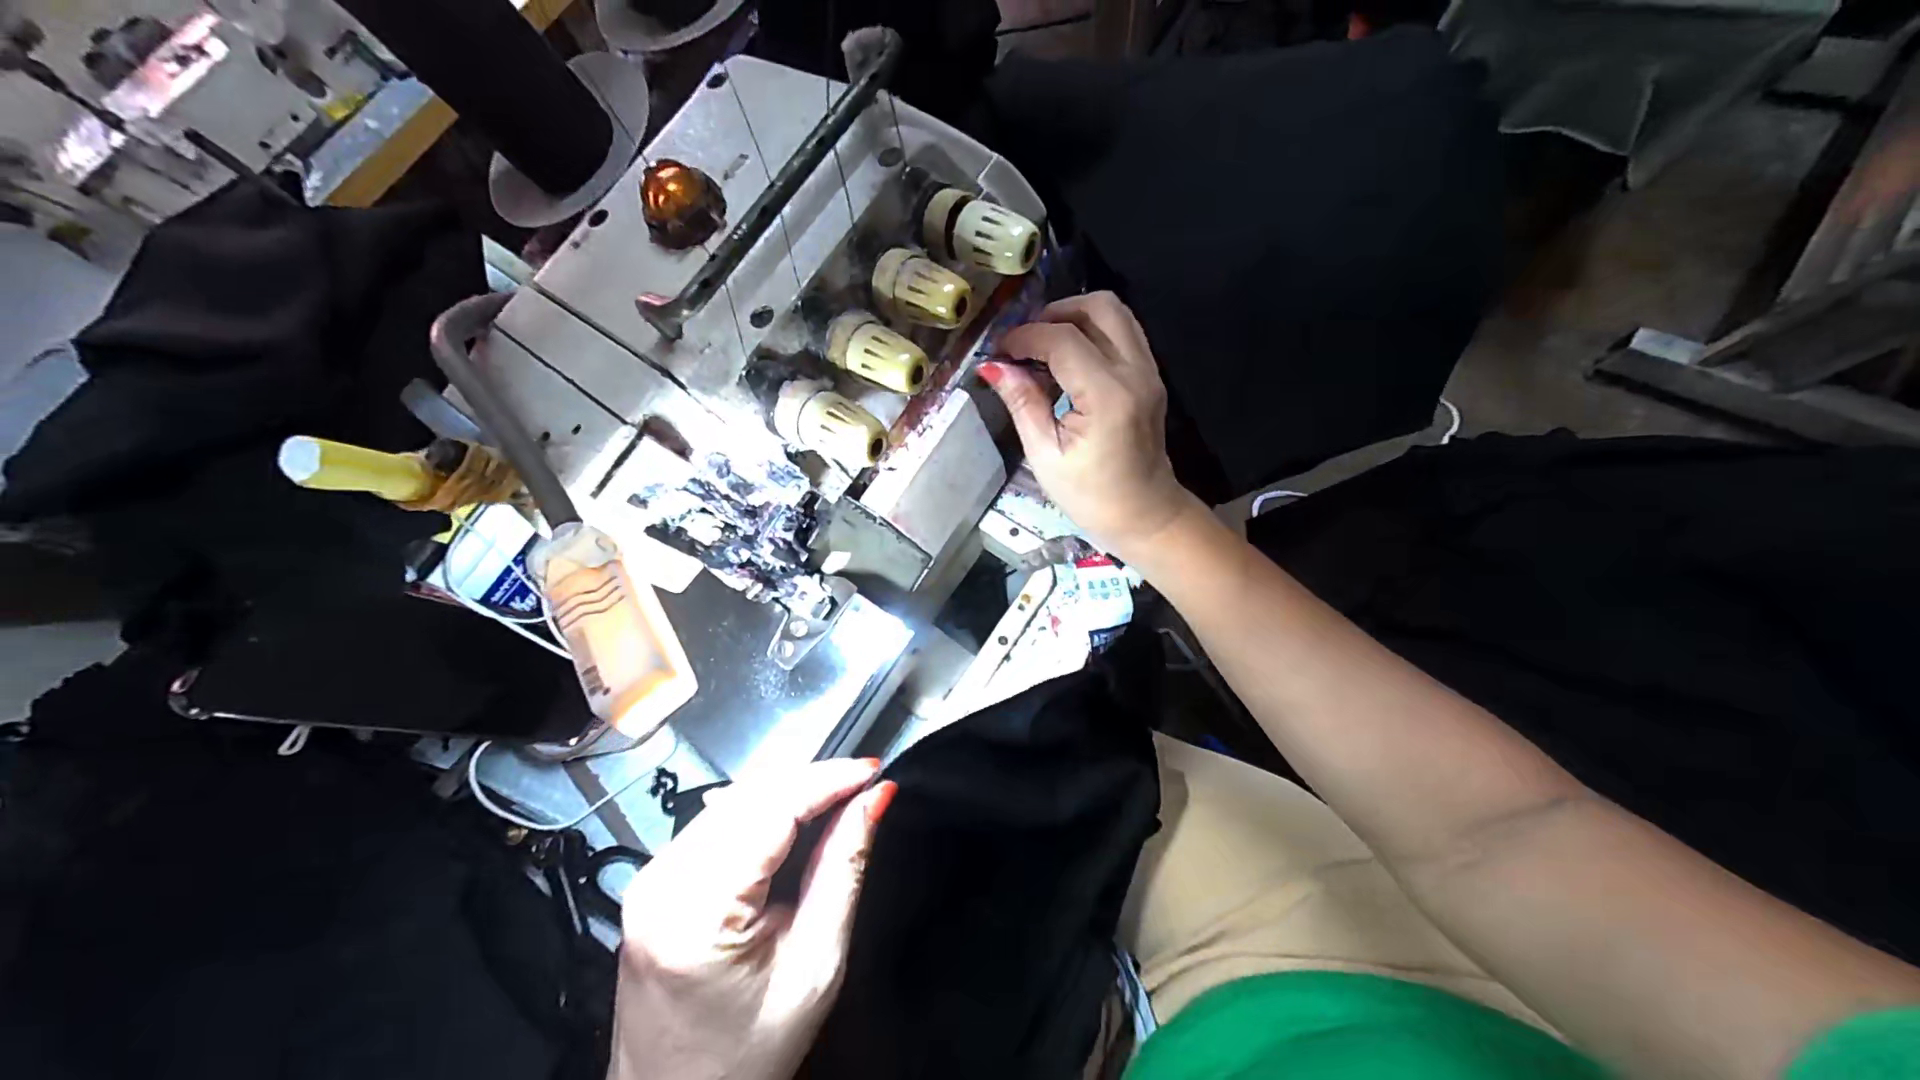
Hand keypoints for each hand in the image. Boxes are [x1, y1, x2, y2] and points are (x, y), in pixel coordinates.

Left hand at [609, 759, 897, 1079]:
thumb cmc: (743, 1058)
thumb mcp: (815, 965)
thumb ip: (843, 870)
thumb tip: (872, 801)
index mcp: (695, 910)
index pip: (771, 809)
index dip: (827, 779)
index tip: (871, 770)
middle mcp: (661, 882)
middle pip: (749, 795)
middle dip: (811, 780)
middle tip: (862, 784)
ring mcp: (651, 877)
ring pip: (733, 799)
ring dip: (789, 791)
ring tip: (837, 798)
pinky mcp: (655, 878)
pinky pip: (717, 820)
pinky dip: (763, 809)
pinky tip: (794, 816)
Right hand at [980, 292, 1202, 559]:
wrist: (1145, 515)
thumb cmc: (1090, 496)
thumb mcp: (1045, 455)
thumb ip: (1023, 403)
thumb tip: (993, 366)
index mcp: (1108, 397)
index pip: (1063, 339)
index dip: (1025, 337)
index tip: (999, 351)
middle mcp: (1135, 373)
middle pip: (1098, 306)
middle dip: (1054, 313)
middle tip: (1025, 341)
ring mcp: (1149, 371)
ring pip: (1115, 312)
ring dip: (1075, 316)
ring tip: (1043, 345)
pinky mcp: (1151, 375)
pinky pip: (1123, 331)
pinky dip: (1092, 330)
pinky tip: (1068, 358)